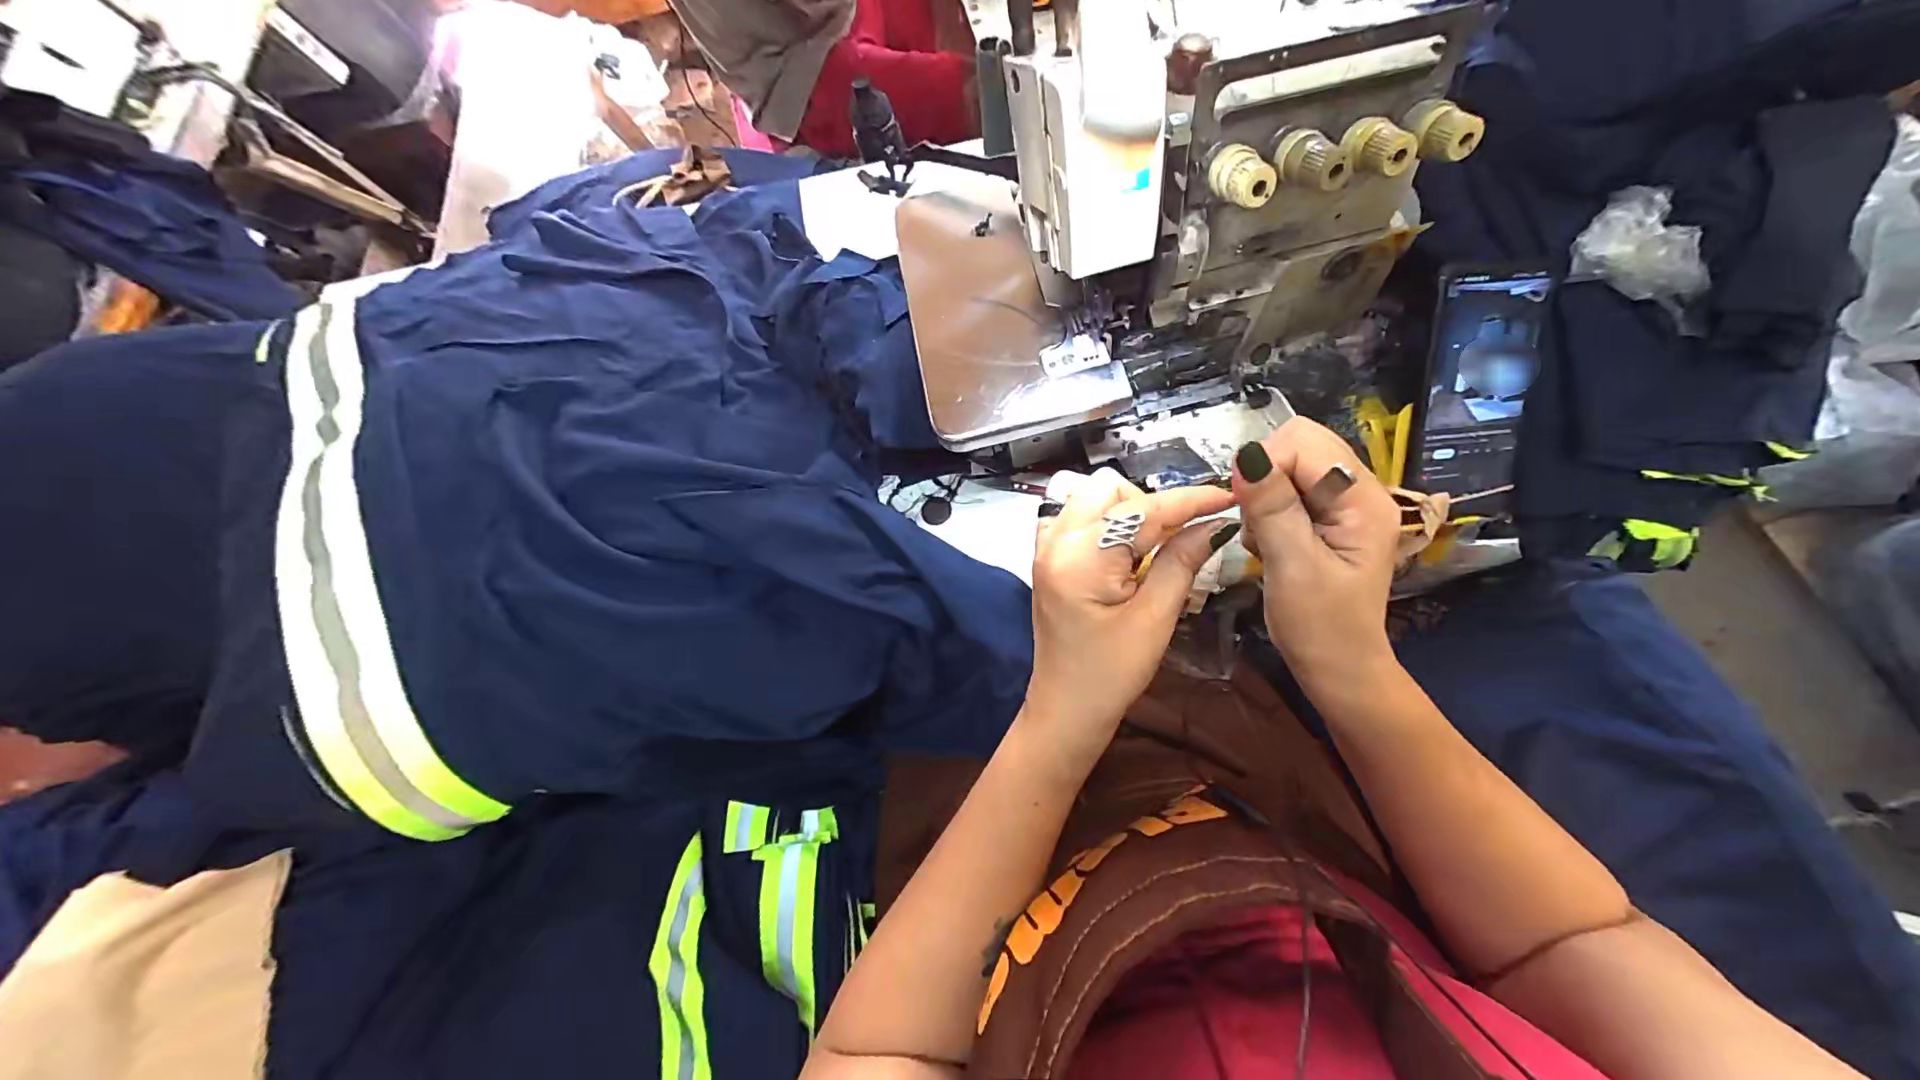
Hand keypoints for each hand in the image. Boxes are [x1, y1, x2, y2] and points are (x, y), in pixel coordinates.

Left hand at [1026, 469, 1237, 763]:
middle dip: (1150, 504)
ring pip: (1091, 497)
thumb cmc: (1111, 673)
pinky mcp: (1046, 558)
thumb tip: (1216, 523)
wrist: (1066, 707)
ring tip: (1151, 547)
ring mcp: (1045, 548)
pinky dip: (1105, 522)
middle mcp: (1055, 542)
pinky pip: (1077, 517)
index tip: (1228, 495)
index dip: (1189, 500)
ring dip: (1127, 510)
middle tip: (1179, 536)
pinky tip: (1124, 551)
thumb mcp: (1154, 619)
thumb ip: (1182, 562)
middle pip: (1108, 489)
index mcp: (1080, 558)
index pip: (1140, 510)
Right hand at [1232, 417, 1401, 691]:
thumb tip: (1245, 455)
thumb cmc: (1320, 625)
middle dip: (1263, 477)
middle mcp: (1358, 491)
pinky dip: (1265, 510)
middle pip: (1298, 446)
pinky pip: (1284, 491)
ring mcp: (1341, 505)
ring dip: (1262, 497)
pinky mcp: (1323, 519)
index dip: (1266, 464)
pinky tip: (1268, 543)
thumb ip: (1272, 507)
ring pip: (1286, 467)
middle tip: (1256, 523)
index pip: (1305, 443)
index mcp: (1363, 499)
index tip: (1247, 507)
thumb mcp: (1292, 565)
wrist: (1337, 666)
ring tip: (1266, 540)